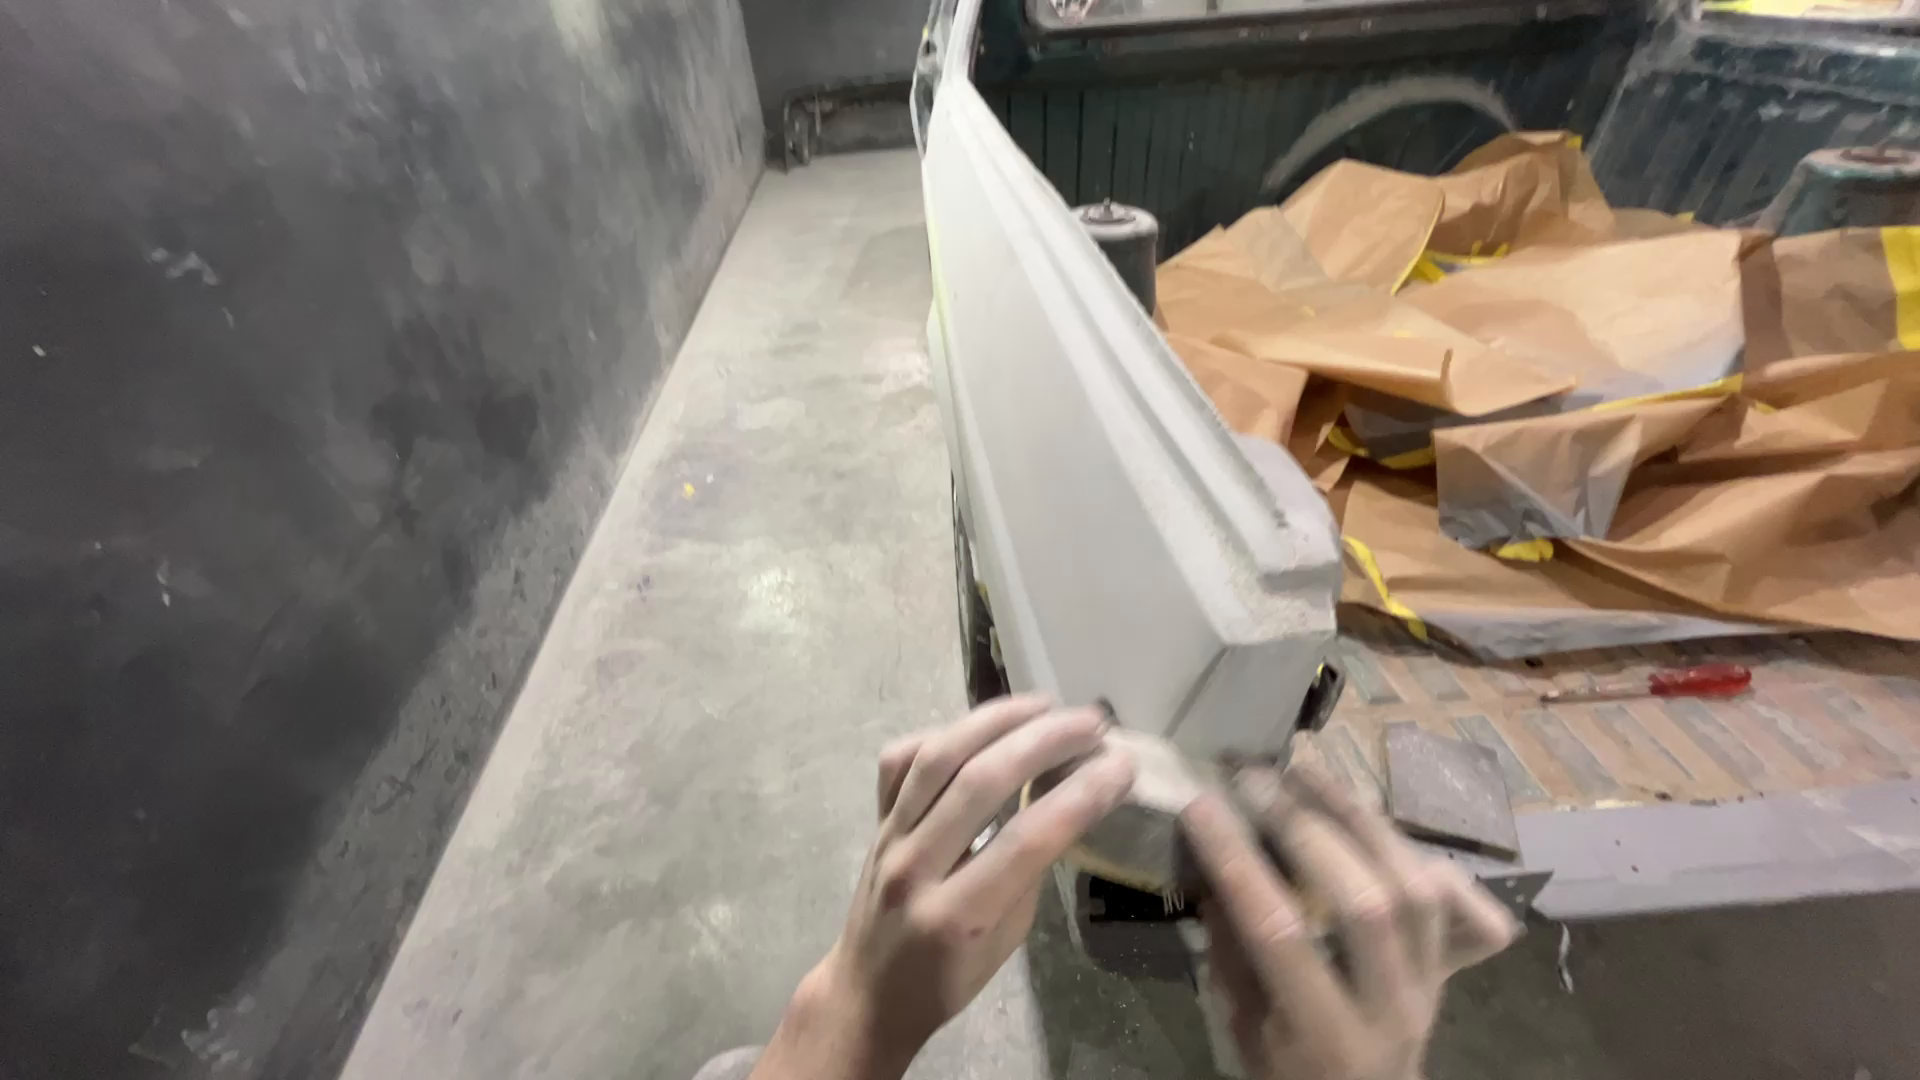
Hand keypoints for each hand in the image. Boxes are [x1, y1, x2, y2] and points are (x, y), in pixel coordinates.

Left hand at [754, 695, 1135, 1079]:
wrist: (867, 994)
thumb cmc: (949, 977)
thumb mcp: (1007, 940)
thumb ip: (1029, 868)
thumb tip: (1068, 797)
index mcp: (957, 915)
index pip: (1028, 838)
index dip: (1082, 794)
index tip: (1122, 764)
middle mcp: (916, 866)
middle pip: (982, 781)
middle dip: (1044, 741)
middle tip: (1090, 721)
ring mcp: (888, 836)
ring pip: (939, 756)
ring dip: (996, 719)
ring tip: (1044, 704)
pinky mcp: (875, 817)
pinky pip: (901, 759)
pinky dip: (941, 733)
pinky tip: (980, 725)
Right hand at [1183, 763, 1519, 1079]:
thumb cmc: (1286, 1073)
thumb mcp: (1241, 1023)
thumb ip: (1230, 944)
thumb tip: (1213, 858)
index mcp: (1325, 1037)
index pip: (1281, 934)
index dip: (1237, 861)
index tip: (1198, 804)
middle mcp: (1392, 1009)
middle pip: (1365, 903)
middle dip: (1302, 827)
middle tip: (1253, 778)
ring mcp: (1432, 984)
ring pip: (1414, 887)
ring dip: (1355, 817)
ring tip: (1303, 771)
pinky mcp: (1446, 964)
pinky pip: (1443, 892)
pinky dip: (1401, 840)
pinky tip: (1358, 806)